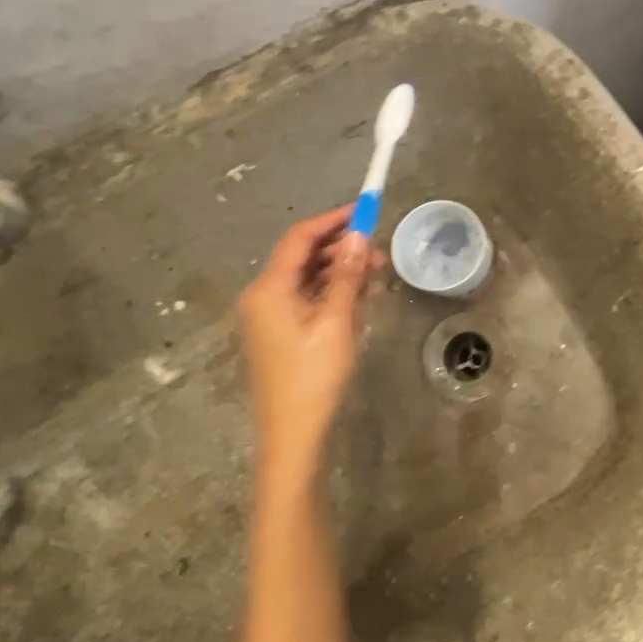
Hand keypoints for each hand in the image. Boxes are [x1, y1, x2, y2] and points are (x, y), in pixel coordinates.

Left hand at [238, 207, 381, 463]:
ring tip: (377, 275)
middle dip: (342, 248)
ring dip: (340, 271)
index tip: (367, 209)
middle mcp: (262, 296)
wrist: (292, 432)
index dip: (333, 220)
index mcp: (269, 289)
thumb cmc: (313, 375)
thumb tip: (359, 236)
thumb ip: (347, 276)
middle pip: (303, 256)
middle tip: (380, 252)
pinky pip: (306, 298)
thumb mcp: (336, 322)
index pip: (300, 238)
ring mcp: (269, 316)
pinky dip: (332, 292)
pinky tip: (360, 297)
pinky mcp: (279, 332)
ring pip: (307, 278)